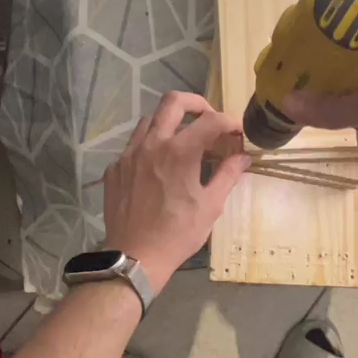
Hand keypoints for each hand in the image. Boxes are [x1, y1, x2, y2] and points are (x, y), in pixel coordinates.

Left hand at [102, 91, 251, 292]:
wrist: (136, 256)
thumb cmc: (178, 233)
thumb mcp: (210, 206)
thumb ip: (228, 175)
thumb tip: (243, 157)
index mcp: (180, 151)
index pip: (211, 121)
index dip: (229, 121)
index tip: (237, 132)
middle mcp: (152, 144)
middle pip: (173, 101)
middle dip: (197, 104)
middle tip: (209, 118)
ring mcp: (129, 154)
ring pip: (149, 120)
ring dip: (170, 122)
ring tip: (182, 140)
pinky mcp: (115, 168)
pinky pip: (133, 145)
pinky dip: (150, 145)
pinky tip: (158, 165)